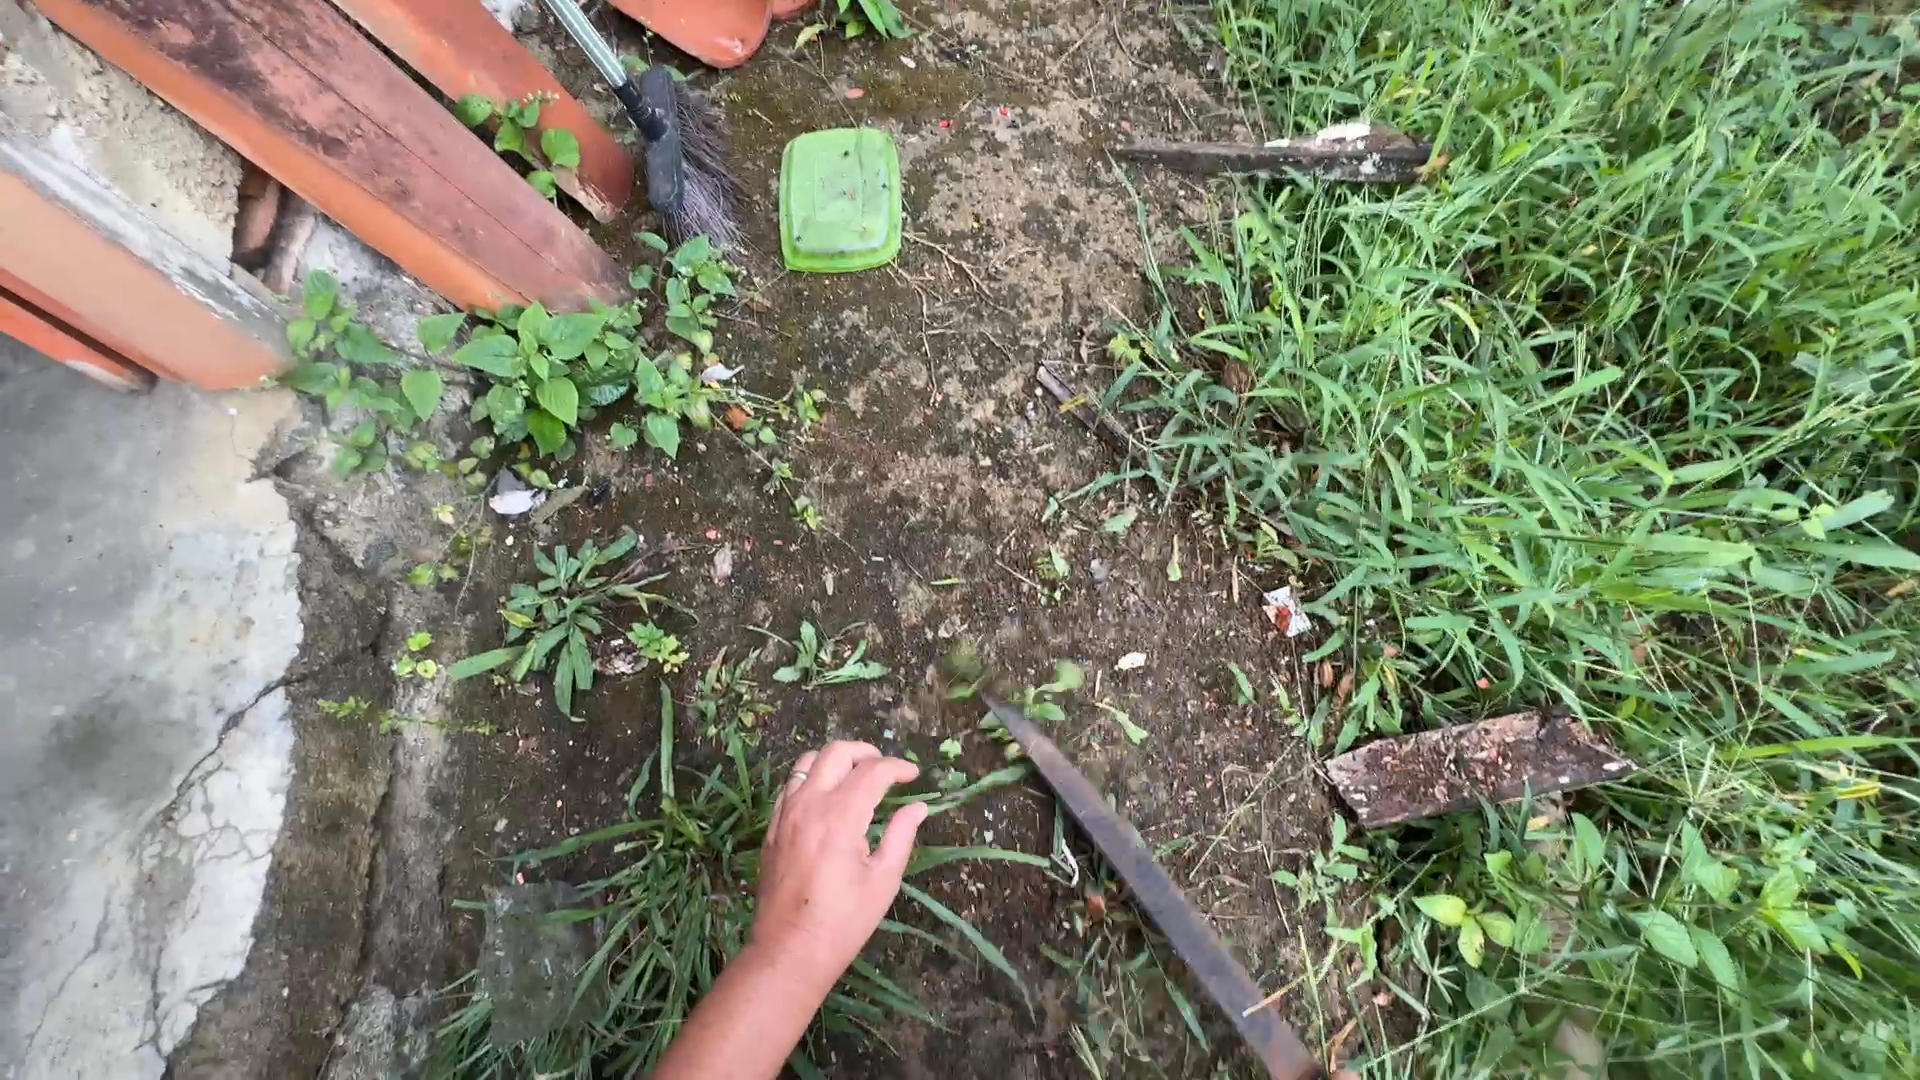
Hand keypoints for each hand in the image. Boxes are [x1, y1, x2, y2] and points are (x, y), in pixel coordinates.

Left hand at [751, 741, 929, 978]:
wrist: (788, 953)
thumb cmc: (842, 922)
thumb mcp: (883, 880)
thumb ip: (901, 835)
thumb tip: (918, 807)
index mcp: (841, 816)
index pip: (873, 771)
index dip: (898, 767)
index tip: (914, 776)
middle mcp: (810, 804)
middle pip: (837, 752)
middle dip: (866, 752)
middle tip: (885, 770)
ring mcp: (785, 813)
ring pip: (808, 761)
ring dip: (836, 761)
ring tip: (855, 777)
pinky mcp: (772, 828)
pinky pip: (790, 786)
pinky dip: (812, 779)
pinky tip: (826, 798)